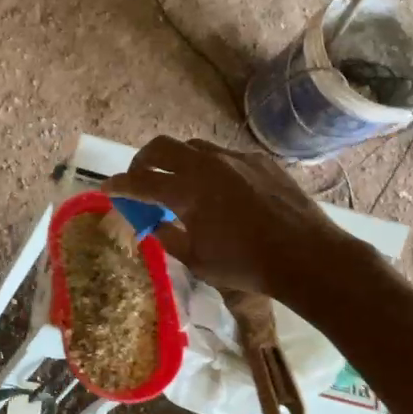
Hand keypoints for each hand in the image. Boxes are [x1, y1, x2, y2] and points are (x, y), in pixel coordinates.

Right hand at [101, 136, 368, 308]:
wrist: (307, 256)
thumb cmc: (246, 266)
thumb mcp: (197, 260)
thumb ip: (170, 238)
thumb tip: (156, 226)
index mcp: (186, 192)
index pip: (140, 182)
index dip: (119, 185)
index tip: (106, 188)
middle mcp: (208, 166)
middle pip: (161, 147)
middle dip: (142, 160)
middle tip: (139, 177)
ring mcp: (237, 159)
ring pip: (195, 147)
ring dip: (178, 161)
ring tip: (179, 182)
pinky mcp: (261, 161)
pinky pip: (225, 157)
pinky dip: (211, 169)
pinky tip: (220, 191)